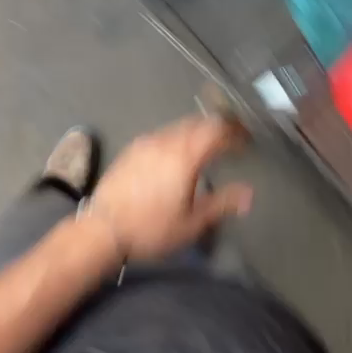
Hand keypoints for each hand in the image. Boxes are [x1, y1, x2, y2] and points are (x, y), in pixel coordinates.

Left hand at [87, 115, 252, 260]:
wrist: (102, 229)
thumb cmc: (151, 228)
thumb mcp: (192, 223)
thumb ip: (222, 204)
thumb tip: (249, 194)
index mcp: (185, 156)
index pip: (216, 130)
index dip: (235, 131)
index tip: (246, 140)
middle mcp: (166, 141)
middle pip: (198, 123)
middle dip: (217, 128)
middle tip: (231, 140)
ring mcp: (145, 143)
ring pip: (178, 127)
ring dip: (197, 132)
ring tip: (207, 147)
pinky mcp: (131, 149)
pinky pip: (162, 134)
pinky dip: (177, 138)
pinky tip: (176, 155)